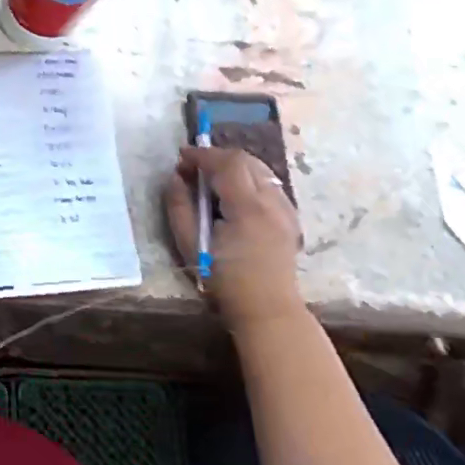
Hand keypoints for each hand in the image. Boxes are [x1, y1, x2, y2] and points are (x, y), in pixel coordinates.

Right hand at [165, 146, 305, 326]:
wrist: (266, 309)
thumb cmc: (223, 280)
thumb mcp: (190, 245)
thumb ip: (179, 206)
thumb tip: (174, 178)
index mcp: (247, 208)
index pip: (226, 164)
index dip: (201, 155)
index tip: (181, 157)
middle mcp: (272, 202)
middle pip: (246, 160)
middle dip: (217, 156)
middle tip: (193, 168)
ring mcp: (286, 208)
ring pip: (260, 169)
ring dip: (233, 166)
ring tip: (211, 179)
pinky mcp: (290, 217)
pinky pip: (269, 184)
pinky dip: (248, 179)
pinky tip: (233, 196)